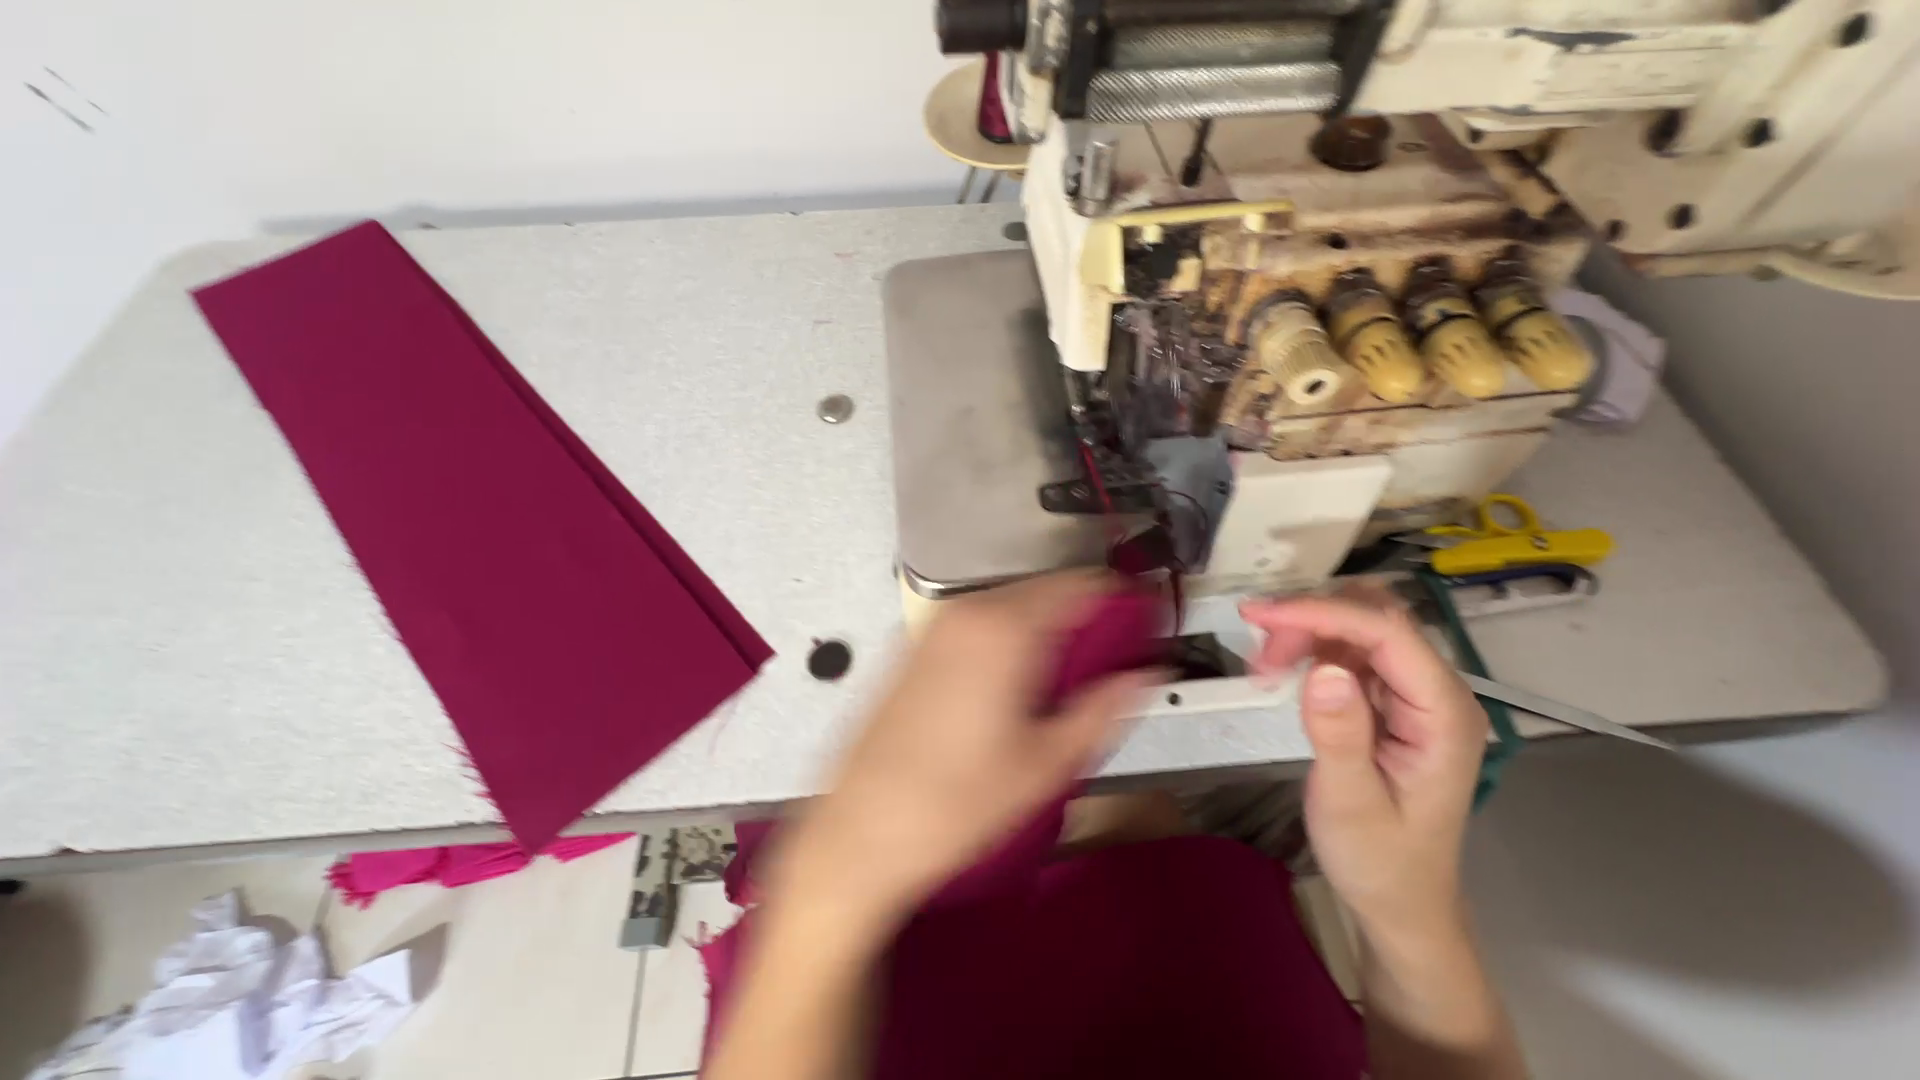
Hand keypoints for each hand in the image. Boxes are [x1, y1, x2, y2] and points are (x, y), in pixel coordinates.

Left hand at [773, 573, 1160, 932]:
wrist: (860, 833)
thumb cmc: (952, 806)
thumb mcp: (1046, 764)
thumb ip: (1103, 709)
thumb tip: (1142, 676)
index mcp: (1004, 630)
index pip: (1082, 585)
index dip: (1122, 604)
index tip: (1143, 629)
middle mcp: (963, 614)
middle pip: (1044, 594)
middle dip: (1082, 622)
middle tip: (1106, 669)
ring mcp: (930, 630)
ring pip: (1008, 611)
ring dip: (1042, 635)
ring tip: (1058, 691)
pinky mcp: (909, 652)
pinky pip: (973, 629)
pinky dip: (1002, 645)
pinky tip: (1006, 696)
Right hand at [1240, 586, 1487, 949]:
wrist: (1399, 900)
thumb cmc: (1378, 860)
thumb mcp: (1350, 804)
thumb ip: (1340, 736)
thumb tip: (1323, 670)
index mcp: (1444, 714)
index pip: (1387, 634)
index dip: (1323, 613)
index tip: (1261, 616)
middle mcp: (1438, 692)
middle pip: (1377, 619)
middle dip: (1312, 618)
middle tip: (1258, 651)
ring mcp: (1416, 693)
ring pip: (1360, 628)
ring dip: (1307, 631)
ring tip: (1264, 666)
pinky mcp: (1392, 700)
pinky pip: (1351, 652)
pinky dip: (1311, 649)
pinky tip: (1282, 670)